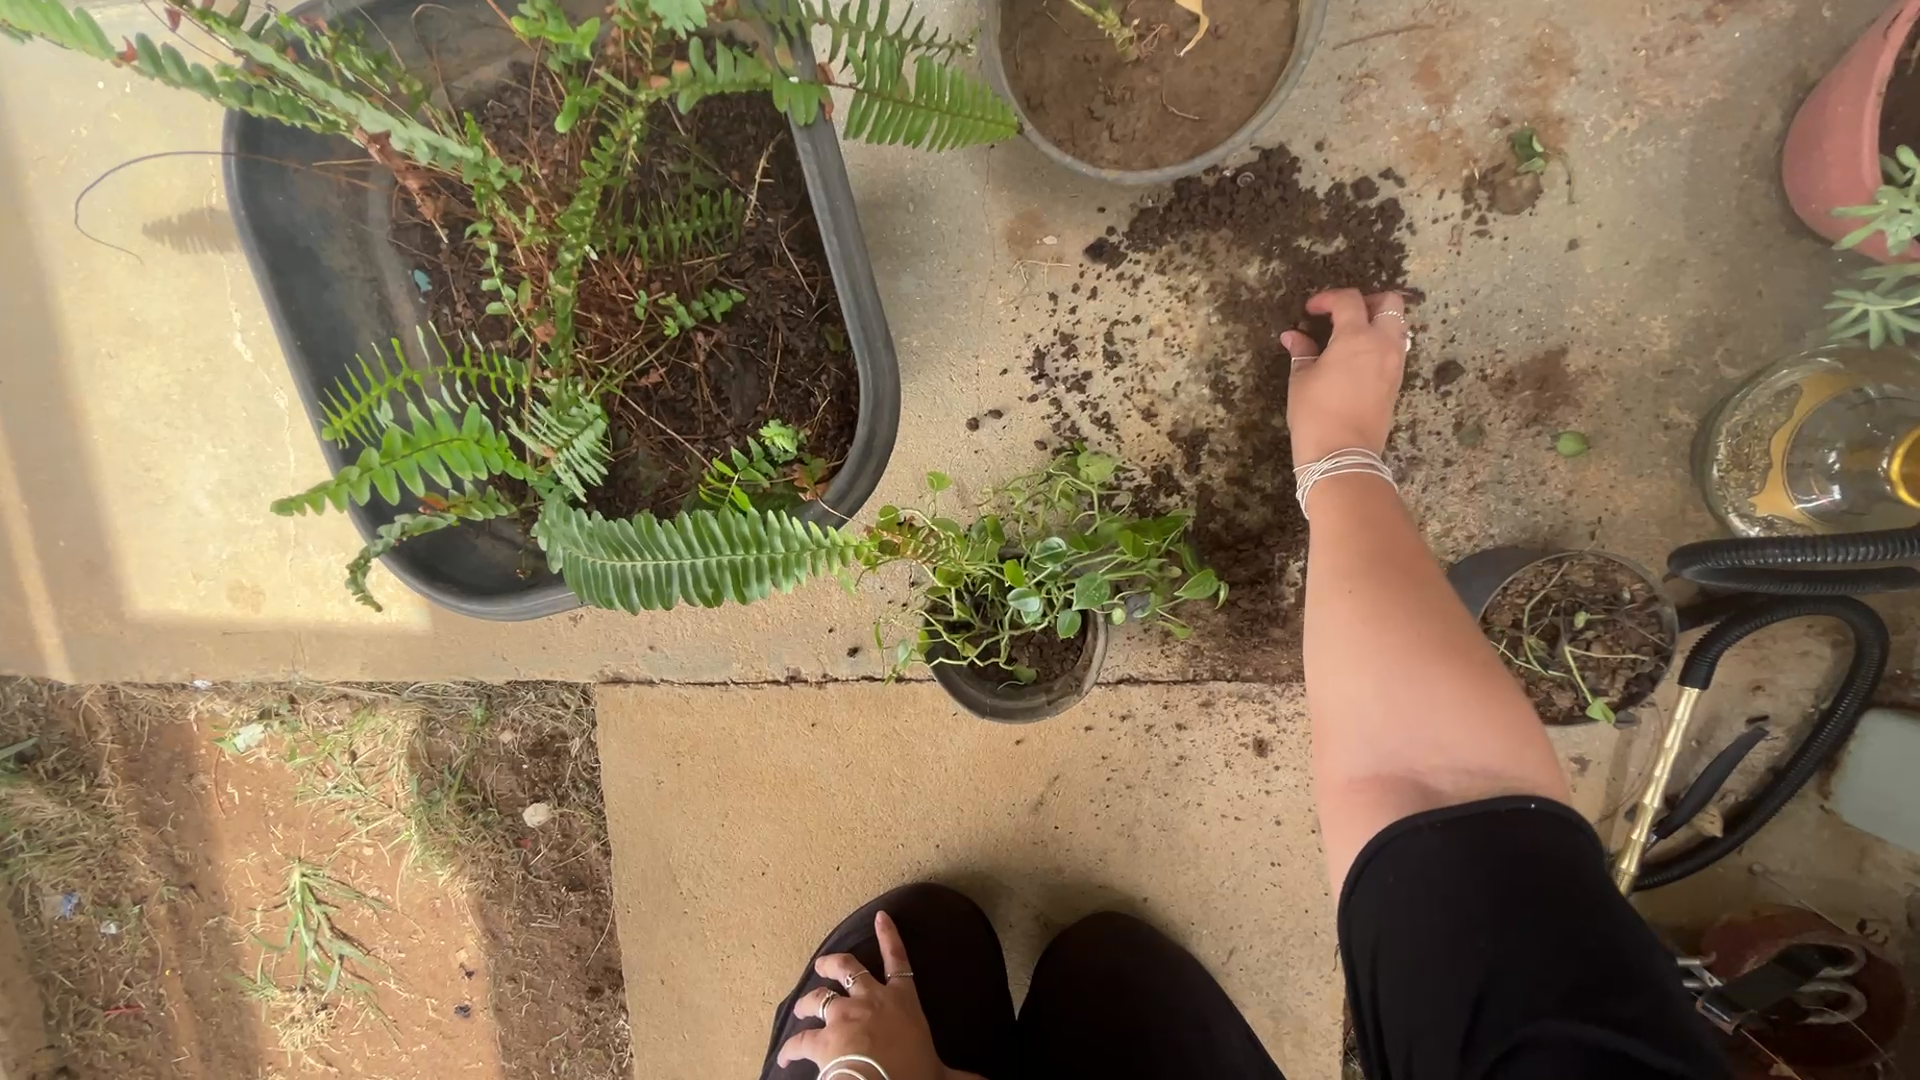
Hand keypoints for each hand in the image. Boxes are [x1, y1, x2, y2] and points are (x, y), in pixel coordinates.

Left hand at [778, 911, 979, 1079]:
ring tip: (801, 1005)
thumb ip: (960, 1075)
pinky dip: (791, 1048)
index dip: (890, 936)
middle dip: (834, 963)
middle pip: (849, 969)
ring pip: (820, 998)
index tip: (881, 916)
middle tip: (822, 963)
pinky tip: (784, 1055)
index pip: (899, 960)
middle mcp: (871, 1000)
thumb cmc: (916, 1075)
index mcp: (903, 1001)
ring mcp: (844, 1015)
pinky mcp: (823, 1038)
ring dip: (808, 1002)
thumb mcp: (942, 1073)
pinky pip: (800, 1039)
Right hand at [1280, 289, 1409, 463]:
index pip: (1349, 301)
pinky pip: (1395, 347)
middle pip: (1389, 302)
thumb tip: (1293, 336)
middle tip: (1341, 315)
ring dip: (1376, 321)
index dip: (1328, 299)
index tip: (1310, 310)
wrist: (1342, 452)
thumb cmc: (1315, 414)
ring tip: (1350, 336)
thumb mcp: (1301, 380)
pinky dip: (1380, 342)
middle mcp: (1383, 343)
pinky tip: (1356, 358)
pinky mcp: (1397, 380)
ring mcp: (1395, 362)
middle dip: (1366, 301)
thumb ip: (1301, 352)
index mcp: (1356, 337)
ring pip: (1397, 325)